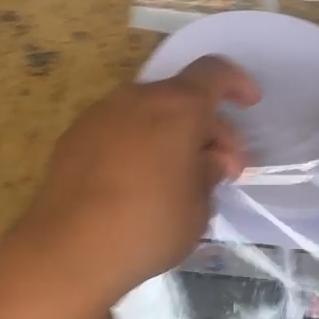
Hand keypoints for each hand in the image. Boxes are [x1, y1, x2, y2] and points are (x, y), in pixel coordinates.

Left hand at [9, 56, 260, 303]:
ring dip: (169, 134)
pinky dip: (137, 143)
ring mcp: (99, 114)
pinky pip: (118, 128)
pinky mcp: (74, 136)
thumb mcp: (198, 206)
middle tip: (220, 168)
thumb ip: (209, 173)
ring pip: (146, 112)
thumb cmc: (148, 224)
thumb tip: (210, 158)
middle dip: (205, 125)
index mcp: (176, 106)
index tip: (249, 103)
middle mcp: (136, 98)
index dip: (236, 83)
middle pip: (179, 97)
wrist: (69, 245)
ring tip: (179, 178)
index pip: (213, 73)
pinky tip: (138, 182)